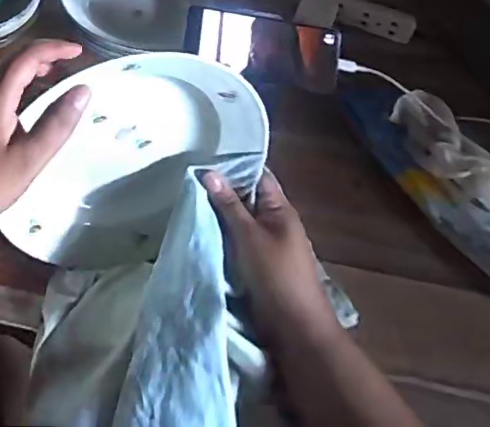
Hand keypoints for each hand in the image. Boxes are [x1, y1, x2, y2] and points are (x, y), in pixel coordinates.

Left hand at [0, 39, 90, 233]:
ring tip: (51, 82)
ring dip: (27, 73)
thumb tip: (82, 90)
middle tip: (69, 67)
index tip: (78, 50)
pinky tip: (21, 107)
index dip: (54, 48)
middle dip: (42, 58)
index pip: (26, 56)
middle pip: (11, 62)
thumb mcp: (29, 159)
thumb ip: (57, 123)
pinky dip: (12, 87)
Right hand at [204, 167, 341, 341]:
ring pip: (241, 218)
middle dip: (223, 188)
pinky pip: (240, 238)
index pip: (258, 175)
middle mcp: (276, 222)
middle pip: (248, 196)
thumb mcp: (249, 236)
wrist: (298, 331)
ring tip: (192, 198)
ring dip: (221, 212)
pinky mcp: (261, 262)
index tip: (206, 157)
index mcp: (280, 210)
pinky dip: (224, 232)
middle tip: (192, 177)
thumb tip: (210, 172)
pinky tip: (204, 227)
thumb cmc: (277, 277)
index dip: (235, 165)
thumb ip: (229, 204)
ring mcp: (270, 242)